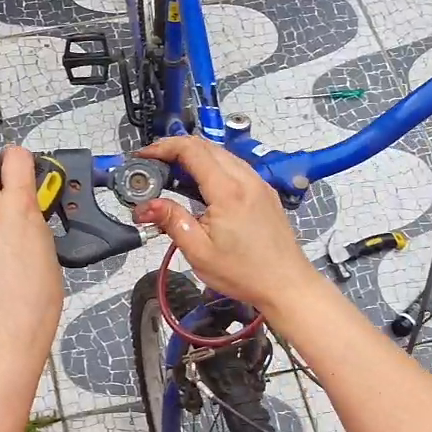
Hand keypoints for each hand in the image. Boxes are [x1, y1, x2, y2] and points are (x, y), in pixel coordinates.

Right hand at [132, 137, 324, 311]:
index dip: (163, 147)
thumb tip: (145, 206)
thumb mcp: (199, 252)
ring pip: (221, 154)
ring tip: (171, 175)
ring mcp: (259, 183)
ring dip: (194, 156)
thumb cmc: (243, 273)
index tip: (143, 157)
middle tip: (152, 166)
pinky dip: (212, 166)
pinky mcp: (264, 192)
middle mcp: (246, 179)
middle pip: (206, 146)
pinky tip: (200, 186)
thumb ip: (172, 221)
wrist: (287, 284)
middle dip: (175, 149)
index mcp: (228, 191)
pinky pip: (235, 167)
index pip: (192, 150)